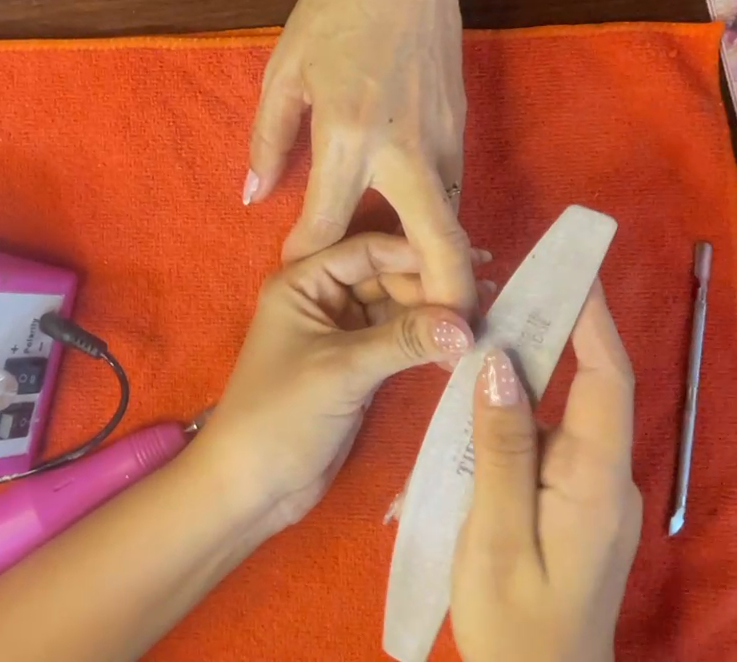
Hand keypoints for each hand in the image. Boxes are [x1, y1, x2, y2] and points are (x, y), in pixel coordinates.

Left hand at [188, 234, 493, 537]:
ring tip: (483, 320)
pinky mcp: (356, 365)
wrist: (253, 484)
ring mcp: (340, 332)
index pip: (366, 251)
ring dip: (432, 315)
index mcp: (302, 281)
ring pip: (395, 308)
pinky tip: (460, 345)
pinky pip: (397, 340)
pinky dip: (424, 342)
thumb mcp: (341, 371)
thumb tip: (467, 323)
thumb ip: (403, 341)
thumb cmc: (281, 415)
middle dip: (429, 287)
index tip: (467, 269)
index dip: (414, 257)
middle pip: (385, 276)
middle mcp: (321, 298)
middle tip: (483, 300)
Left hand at [247, 0, 488, 308]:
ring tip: (417, 295)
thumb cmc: (336, 11)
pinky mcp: (463, 129)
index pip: (329, 223)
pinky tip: (416, 229)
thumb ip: (271, 138)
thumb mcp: (285, 70)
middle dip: (436, 300)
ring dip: (437, 262)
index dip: (309, 258)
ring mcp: (443, 142)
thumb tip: (256, 194)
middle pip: (433, 246)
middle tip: (430, 338)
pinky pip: (450, 190)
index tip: (298, 284)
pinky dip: (436, 219)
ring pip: (448, 221)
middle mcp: (404, 151)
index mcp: (349, 137)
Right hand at [450, 282, 640, 661]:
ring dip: (519, 378)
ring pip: (556, 415)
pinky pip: (541, 445)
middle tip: (497, 290)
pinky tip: (466, 419)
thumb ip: (501, 449)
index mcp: (595, 480)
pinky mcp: (569, 507)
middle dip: (548, 333)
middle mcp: (605, 478)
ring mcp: (590, 495)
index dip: (591, 317)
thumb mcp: (495, 533)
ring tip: (471, 342)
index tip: (572, 265)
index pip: (606, 378)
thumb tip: (499, 365)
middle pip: (584, 388)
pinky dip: (509, 419)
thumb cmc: (514, 621)